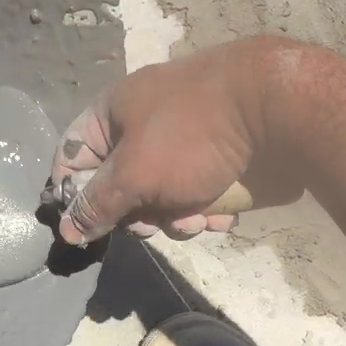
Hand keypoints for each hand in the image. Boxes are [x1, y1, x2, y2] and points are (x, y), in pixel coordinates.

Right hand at [51, 39, 301, 243]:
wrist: (279, 115)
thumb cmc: (192, 135)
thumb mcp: (133, 172)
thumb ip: (97, 205)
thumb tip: (66, 230)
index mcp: (113, 116)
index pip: (71, 160)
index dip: (72, 195)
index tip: (82, 227)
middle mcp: (142, 132)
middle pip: (116, 192)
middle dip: (135, 216)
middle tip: (149, 223)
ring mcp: (180, 152)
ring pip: (157, 205)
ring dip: (172, 220)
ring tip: (195, 215)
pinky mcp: (213, 171)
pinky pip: (193, 203)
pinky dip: (204, 212)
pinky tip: (220, 211)